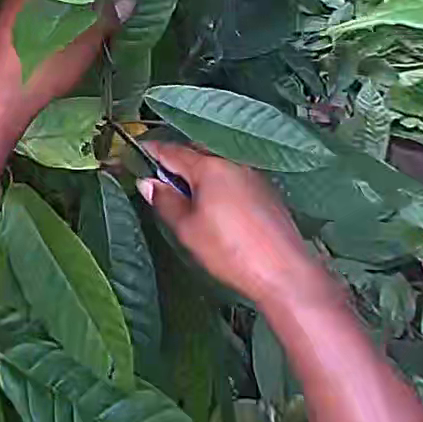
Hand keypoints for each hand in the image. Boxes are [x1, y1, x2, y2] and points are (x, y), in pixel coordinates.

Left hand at [0, 0, 131, 121]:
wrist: (4, 103)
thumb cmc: (43, 69)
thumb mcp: (83, 43)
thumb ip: (105, 17)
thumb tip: (128, 0)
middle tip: (104, 0)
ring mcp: (8, 17)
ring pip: (45, 4)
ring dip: (66, 10)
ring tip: (90, 17)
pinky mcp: (7, 37)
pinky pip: (36, 19)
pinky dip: (53, 22)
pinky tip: (67, 34)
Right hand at [137, 143, 336, 308]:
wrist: (285, 271)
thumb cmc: (230, 250)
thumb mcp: (187, 228)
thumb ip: (165, 201)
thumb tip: (147, 182)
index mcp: (208, 166)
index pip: (172, 150)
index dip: (152, 151)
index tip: (137, 150)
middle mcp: (231, 161)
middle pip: (196, 151)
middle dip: (176, 159)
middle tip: (158, 174)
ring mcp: (252, 173)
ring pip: (217, 162)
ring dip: (198, 171)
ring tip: (186, 191)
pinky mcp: (265, 189)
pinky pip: (233, 174)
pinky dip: (218, 180)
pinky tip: (215, 202)